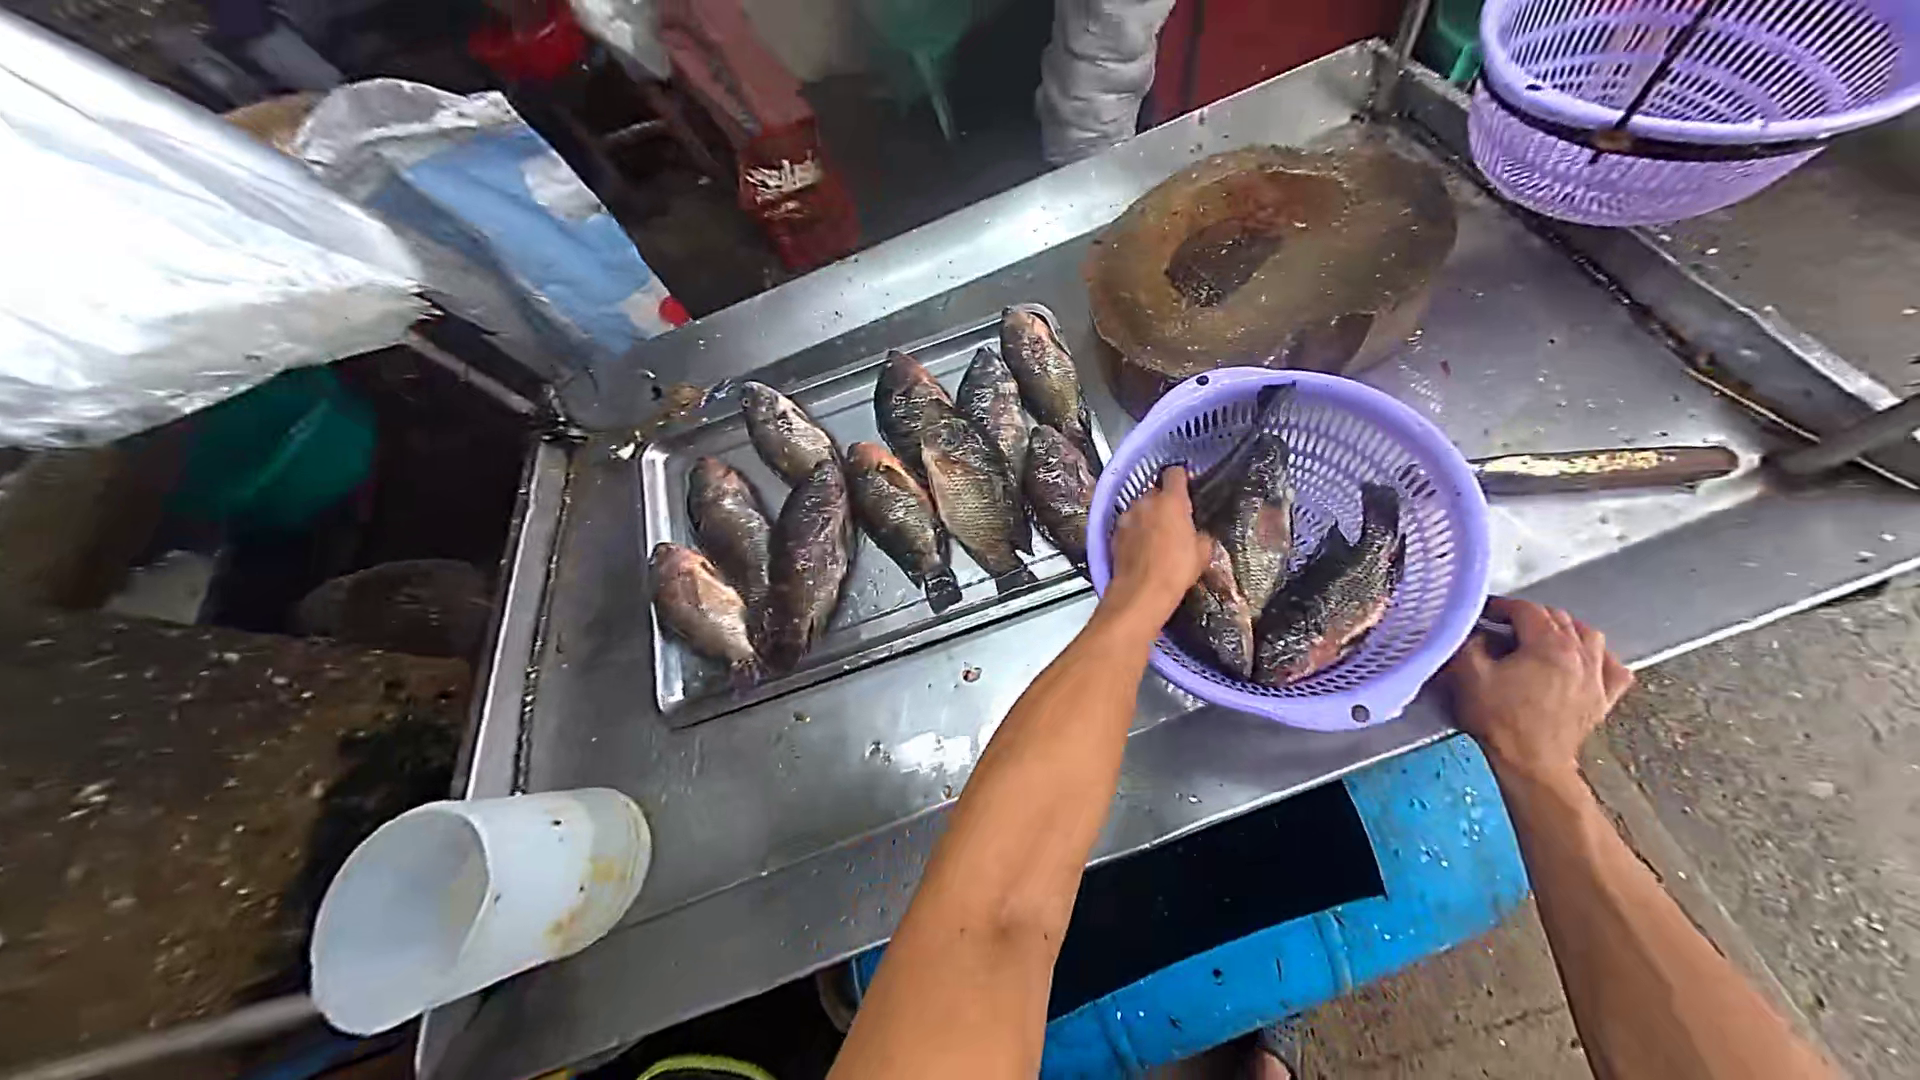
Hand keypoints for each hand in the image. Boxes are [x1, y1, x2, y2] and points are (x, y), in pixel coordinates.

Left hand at [1100, 466, 1212, 627]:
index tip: (1185, 487)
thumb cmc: (1176, 569)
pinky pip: (1127, 525)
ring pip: (1139, 508)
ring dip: (1147, 516)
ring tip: (1157, 537)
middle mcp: (1145, 502)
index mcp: (1171, 501)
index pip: (1174, 474)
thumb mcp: (1202, 552)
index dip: (1180, 478)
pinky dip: (1134, 530)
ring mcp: (1127, 516)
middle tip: (1174, 521)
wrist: (1141, 591)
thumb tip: (1198, 533)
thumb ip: (1200, 534)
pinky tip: (1142, 547)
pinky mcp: (1114, 533)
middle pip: (1155, 491)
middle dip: (1163, 502)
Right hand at [1446, 597, 1632, 786]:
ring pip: (1589, 636)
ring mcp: (1598, 677)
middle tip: (1502, 624)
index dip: (1501, 606)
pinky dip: (1598, 656)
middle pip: (1559, 618)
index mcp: (1549, 646)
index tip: (1482, 612)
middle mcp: (1581, 656)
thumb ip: (1469, 643)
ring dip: (1564, 629)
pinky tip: (1584, 660)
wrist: (1531, 761)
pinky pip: (1612, 666)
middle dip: (1529, 615)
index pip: (1527, 610)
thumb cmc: (1499, 718)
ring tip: (1540, 636)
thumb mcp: (1468, 674)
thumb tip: (1476, 631)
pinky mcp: (1605, 698)